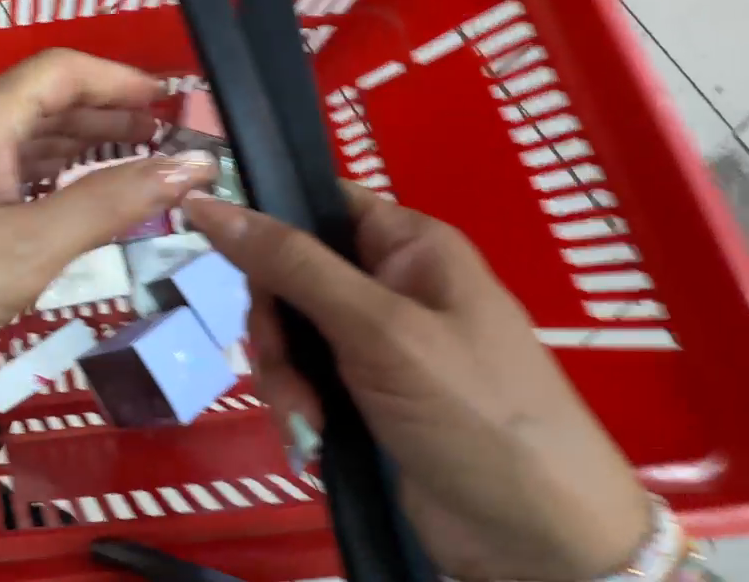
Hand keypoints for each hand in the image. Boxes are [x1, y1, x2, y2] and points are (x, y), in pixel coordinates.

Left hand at [0, 50, 215, 418]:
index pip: (64, 70)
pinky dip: (46, 171)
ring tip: (135, 166)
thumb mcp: (28, 247)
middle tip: (168, 143)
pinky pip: (3, 161)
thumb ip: (109, 202)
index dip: (122, 78)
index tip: (176, 103)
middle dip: (110, 112)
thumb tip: (188, 166)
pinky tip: (71, 194)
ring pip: (25, 132)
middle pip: (46, 97)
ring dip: (80, 143)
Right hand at [184, 186, 651, 581]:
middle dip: (273, 324)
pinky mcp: (361, 390)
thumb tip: (206, 202)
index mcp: (407, 245)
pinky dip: (296, 401)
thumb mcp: (378, 329)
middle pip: (286, 270)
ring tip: (304, 416)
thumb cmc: (475, 415)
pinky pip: (299, 372)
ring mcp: (373, 340)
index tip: (224, 252)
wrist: (542, 552)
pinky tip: (312, 433)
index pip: (316, 202)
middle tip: (280, 362)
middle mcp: (386, 283)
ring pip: (286, 326)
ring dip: (281, 371)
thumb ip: (291, 264)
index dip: (265, 218)